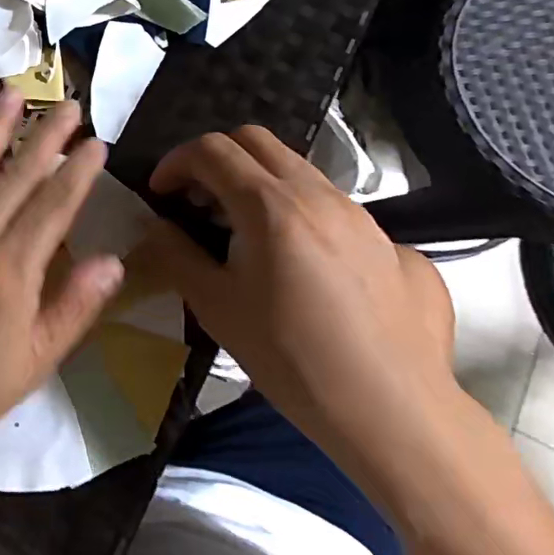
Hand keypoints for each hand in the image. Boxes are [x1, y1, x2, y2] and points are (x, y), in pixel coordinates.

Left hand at [0, 90, 124, 482]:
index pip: (55, 204)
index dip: (78, 169)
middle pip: (16, 174)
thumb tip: (114, 259)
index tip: (97, 139)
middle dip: (45, 135)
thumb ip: (74, 306)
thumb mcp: (35, 361)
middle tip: (67, 103)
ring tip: (11, 94)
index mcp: (13, 268)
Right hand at [136, 127, 460, 487]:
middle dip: (215, 159)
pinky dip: (299, 215)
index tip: (161, 193)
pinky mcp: (397, 247)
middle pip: (256, 141)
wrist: (393, 412)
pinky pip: (335, 210)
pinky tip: (300, 269)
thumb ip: (173, 251)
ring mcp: (366, 219)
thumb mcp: (212, 302)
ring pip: (299, 171)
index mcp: (271, 206)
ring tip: (243, 234)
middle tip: (197, 201)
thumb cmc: (288, 354)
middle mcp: (321, 197)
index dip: (175, 162)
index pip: (211, 149)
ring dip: (257, 185)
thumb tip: (156, 225)